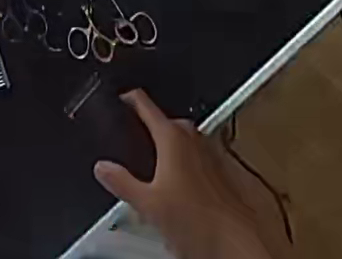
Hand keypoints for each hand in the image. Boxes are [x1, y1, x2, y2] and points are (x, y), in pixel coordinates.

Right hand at [94, 91, 290, 258]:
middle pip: (161, 120)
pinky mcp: (220, 166)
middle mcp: (191, 135)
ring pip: (179, 138)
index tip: (117, 100)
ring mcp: (208, 148)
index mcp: (170, 134)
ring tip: (154, 172)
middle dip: (146, 131)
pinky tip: (178, 187)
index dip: (126, 98)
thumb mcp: (148, 204)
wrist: (238, 243)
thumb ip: (121, 181)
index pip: (142, 101)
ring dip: (166, 148)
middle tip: (132, 147)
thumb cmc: (198, 221)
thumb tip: (103, 167)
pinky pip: (194, 154)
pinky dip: (183, 162)